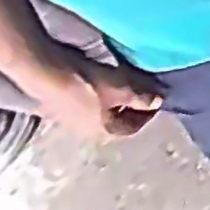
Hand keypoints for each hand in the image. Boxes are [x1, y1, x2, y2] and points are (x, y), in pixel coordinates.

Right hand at [17, 49, 162, 140]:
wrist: (50, 77)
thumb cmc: (90, 85)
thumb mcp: (121, 89)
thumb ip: (141, 98)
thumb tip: (159, 102)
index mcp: (105, 131)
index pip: (133, 128)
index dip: (148, 115)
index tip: (159, 100)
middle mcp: (90, 132)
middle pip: (119, 123)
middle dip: (134, 109)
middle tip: (147, 92)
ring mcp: (76, 123)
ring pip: (106, 115)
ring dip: (120, 104)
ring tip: (132, 86)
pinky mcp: (67, 111)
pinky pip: (95, 108)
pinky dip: (107, 99)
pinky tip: (110, 85)